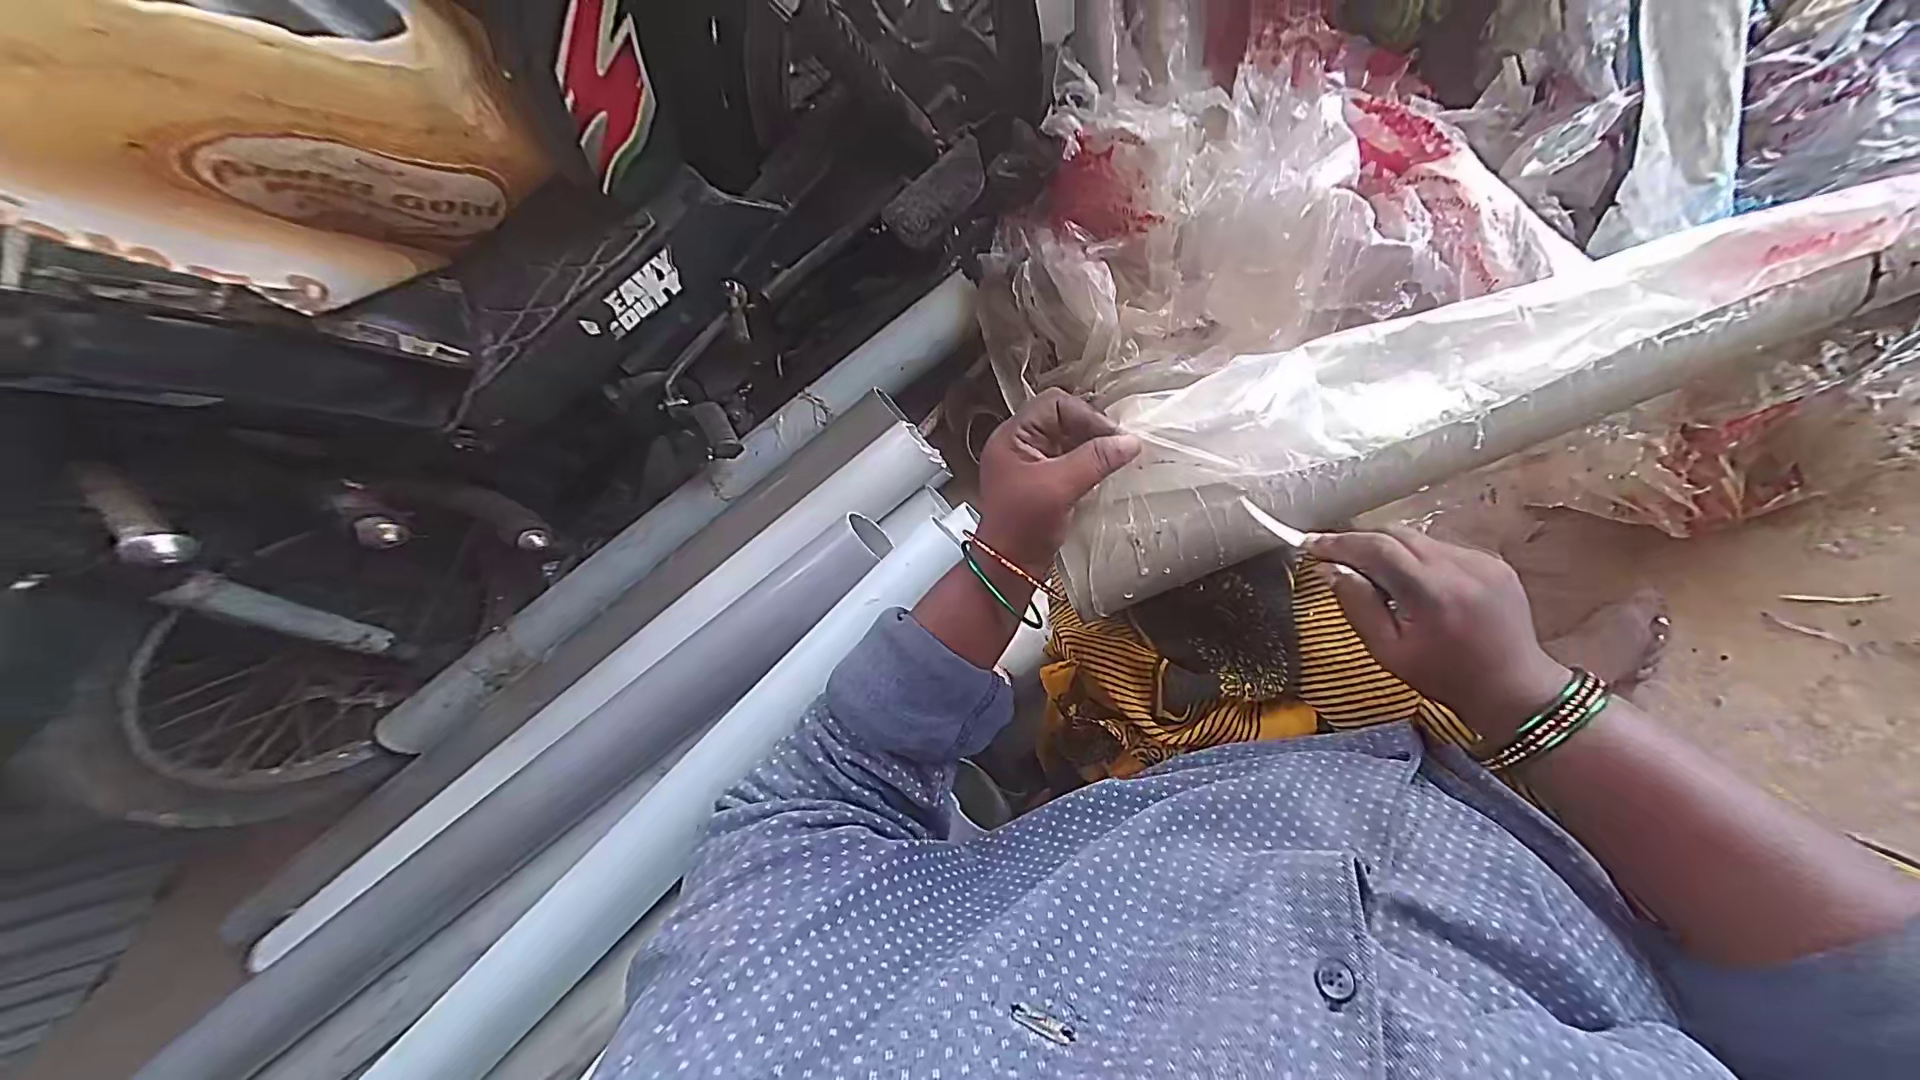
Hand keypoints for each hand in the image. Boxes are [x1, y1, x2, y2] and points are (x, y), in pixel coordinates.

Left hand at [974, 389, 1141, 571]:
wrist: (1008, 567)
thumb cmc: (1022, 526)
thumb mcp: (1059, 487)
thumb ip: (1094, 459)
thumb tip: (1130, 441)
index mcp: (1012, 437)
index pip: (1053, 404)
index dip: (1085, 415)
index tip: (1112, 438)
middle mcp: (1019, 445)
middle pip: (1063, 419)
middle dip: (1092, 430)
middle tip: (1118, 448)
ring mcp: (1031, 464)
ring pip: (1069, 440)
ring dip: (1093, 447)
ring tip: (1115, 460)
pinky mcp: (1043, 482)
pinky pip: (1071, 460)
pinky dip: (1089, 463)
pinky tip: (1104, 473)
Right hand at [1302, 528, 1570, 744]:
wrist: (1515, 688)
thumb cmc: (1442, 675)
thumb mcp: (1386, 650)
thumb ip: (1357, 605)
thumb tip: (1331, 570)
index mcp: (1433, 592)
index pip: (1376, 548)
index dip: (1338, 542)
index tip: (1310, 544)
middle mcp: (1461, 566)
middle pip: (1395, 534)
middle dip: (1358, 540)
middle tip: (1329, 553)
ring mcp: (1482, 561)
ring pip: (1417, 538)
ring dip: (1384, 547)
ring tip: (1364, 567)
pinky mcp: (1493, 562)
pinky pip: (1439, 547)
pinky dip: (1412, 555)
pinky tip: (1405, 578)